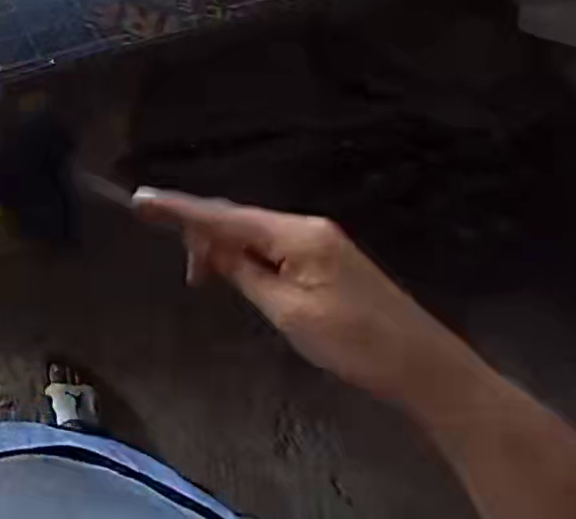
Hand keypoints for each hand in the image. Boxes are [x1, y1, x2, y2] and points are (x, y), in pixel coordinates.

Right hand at [133, 188, 486, 410]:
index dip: (177, 208)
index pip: (222, 215)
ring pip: (251, 233)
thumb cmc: (358, 345)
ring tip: (206, 279)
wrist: (436, 375)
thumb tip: (207, 246)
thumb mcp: (288, 312)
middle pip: (235, 219)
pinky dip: (245, 256)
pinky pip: (269, 245)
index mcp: (296, 234)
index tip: (139, 200)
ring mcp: (318, 240)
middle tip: (188, 274)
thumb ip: (242, 272)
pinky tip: (237, 274)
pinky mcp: (326, 257)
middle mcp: (305, 226)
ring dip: (223, 250)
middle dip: (201, 236)